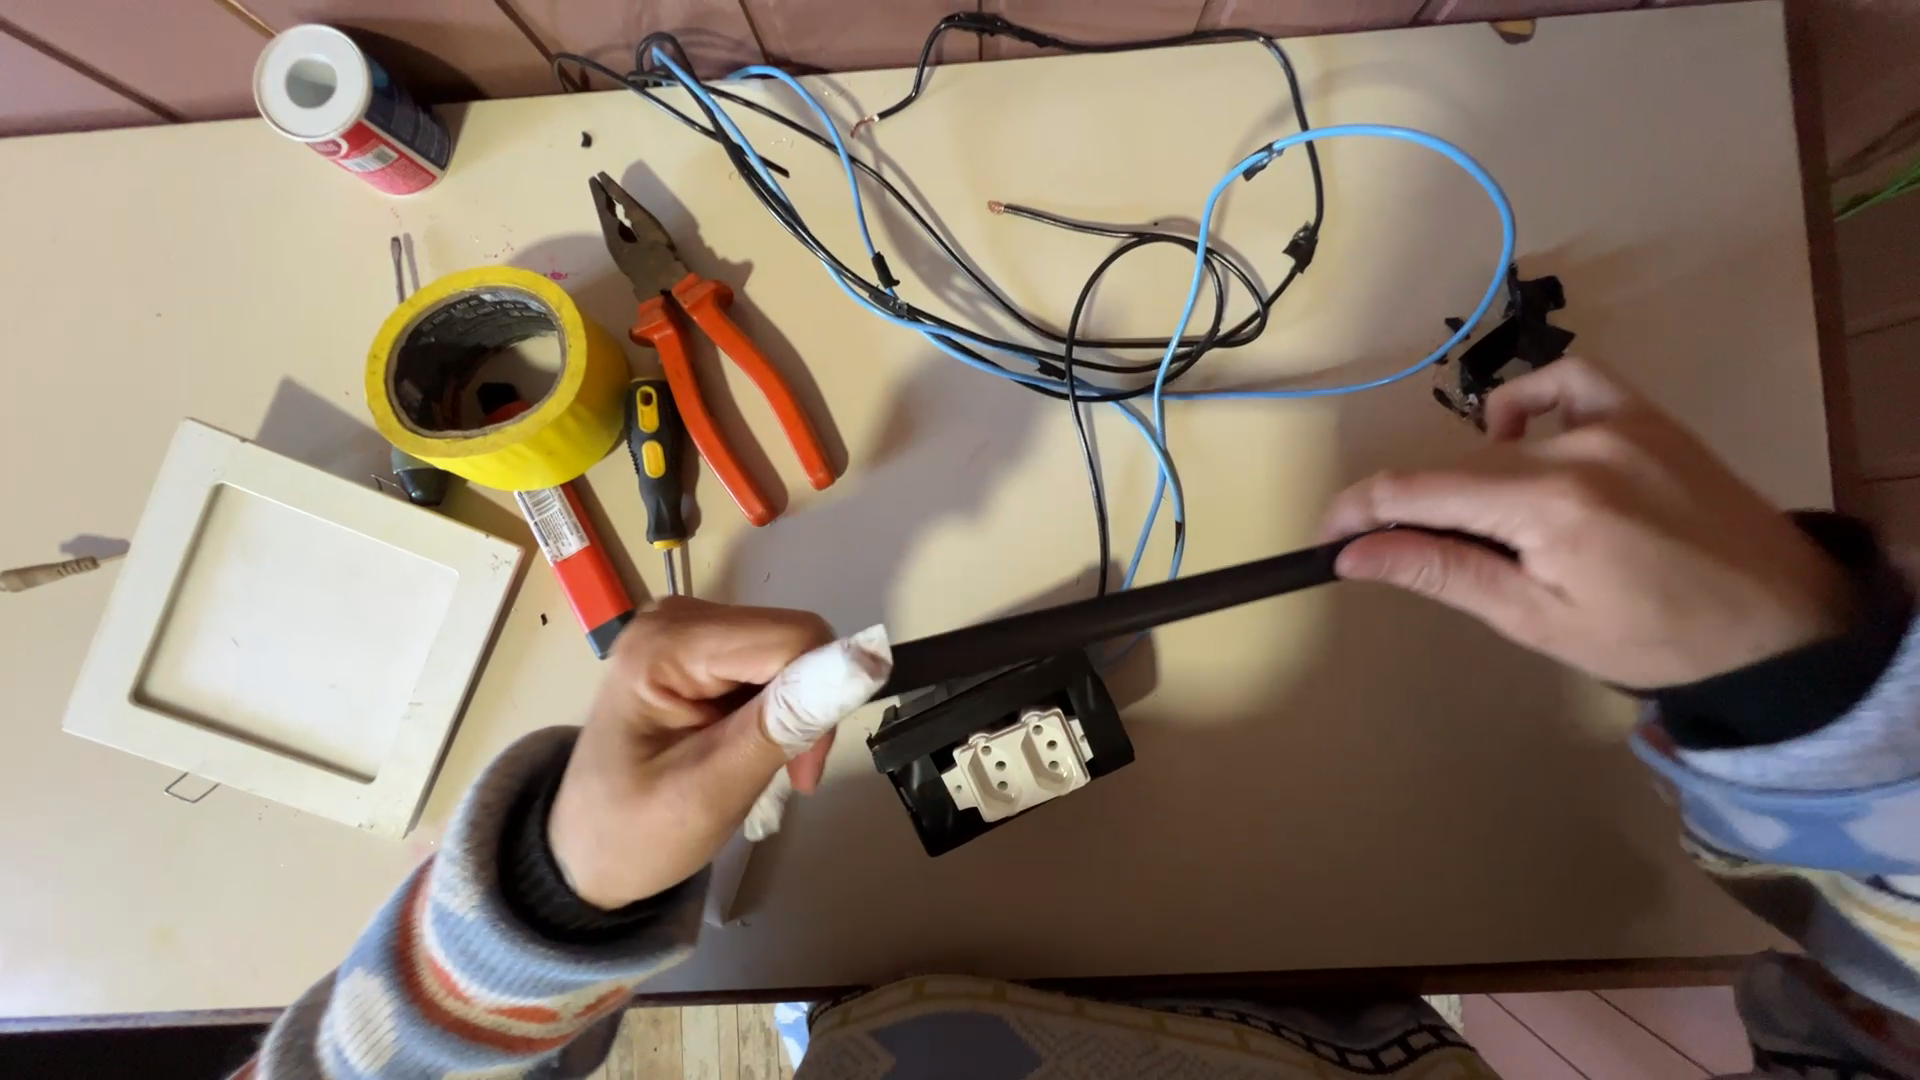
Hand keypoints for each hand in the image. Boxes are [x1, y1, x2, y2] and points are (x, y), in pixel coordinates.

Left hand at [547, 598, 889, 909]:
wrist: (582, 854)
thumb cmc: (634, 834)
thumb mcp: (712, 789)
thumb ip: (785, 722)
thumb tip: (865, 663)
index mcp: (666, 644)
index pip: (792, 638)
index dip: (823, 694)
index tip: (807, 767)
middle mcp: (678, 616)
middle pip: (793, 639)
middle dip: (808, 706)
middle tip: (789, 772)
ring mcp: (689, 626)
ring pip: (791, 649)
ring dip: (797, 709)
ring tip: (767, 765)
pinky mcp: (702, 643)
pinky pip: (773, 660)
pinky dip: (780, 705)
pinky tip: (754, 741)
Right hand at [1319, 358, 1848, 687]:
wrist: (1783, 628)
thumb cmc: (1649, 638)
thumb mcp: (1531, 619)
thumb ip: (1439, 572)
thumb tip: (1351, 554)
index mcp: (1546, 506)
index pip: (1413, 492)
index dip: (1355, 511)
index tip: (1325, 538)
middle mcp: (1576, 448)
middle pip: (1449, 470)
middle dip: (1409, 511)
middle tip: (1405, 555)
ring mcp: (1616, 422)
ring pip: (1492, 444)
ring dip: (1462, 483)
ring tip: (1478, 526)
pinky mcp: (1645, 416)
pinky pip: (1565, 383)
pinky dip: (1522, 406)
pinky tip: (1512, 436)